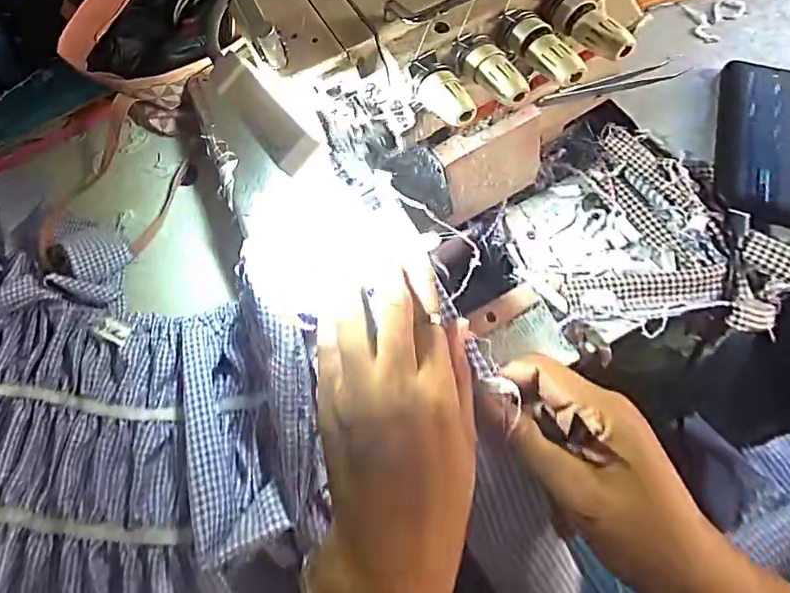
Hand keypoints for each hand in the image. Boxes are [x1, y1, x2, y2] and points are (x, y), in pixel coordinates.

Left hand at [309, 266, 476, 592]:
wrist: (389, 545)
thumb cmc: (441, 492)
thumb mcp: (464, 434)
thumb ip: (456, 371)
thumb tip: (453, 320)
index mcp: (432, 389)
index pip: (426, 314)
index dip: (417, 277)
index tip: (408, 252)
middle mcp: (391, 380)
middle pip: (387, 305)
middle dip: (383, 268)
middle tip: (377, 245)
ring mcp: (353, 390)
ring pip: (346, 318)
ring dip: (348, 284)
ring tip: (348, 259)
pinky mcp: (327, 402)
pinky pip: (325, 348)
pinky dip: (329, 321)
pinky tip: (331, 304)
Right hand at [495, 356, 789, 592]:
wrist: (693, 572)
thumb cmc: (639, 532)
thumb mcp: (577, 491)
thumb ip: (530, 443)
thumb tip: (488, 400)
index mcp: (601, 405)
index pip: (539, 366)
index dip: (506, 380)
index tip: (482, 411)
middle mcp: (603, 403)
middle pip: (543, 389)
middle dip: (521, 419)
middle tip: (510, 457)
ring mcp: (607, 423)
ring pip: (551, 415)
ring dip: (538, 447)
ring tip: (542, 488)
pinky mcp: (608, 443)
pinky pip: (566, 435)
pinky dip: (554, 460)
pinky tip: (559, 497)